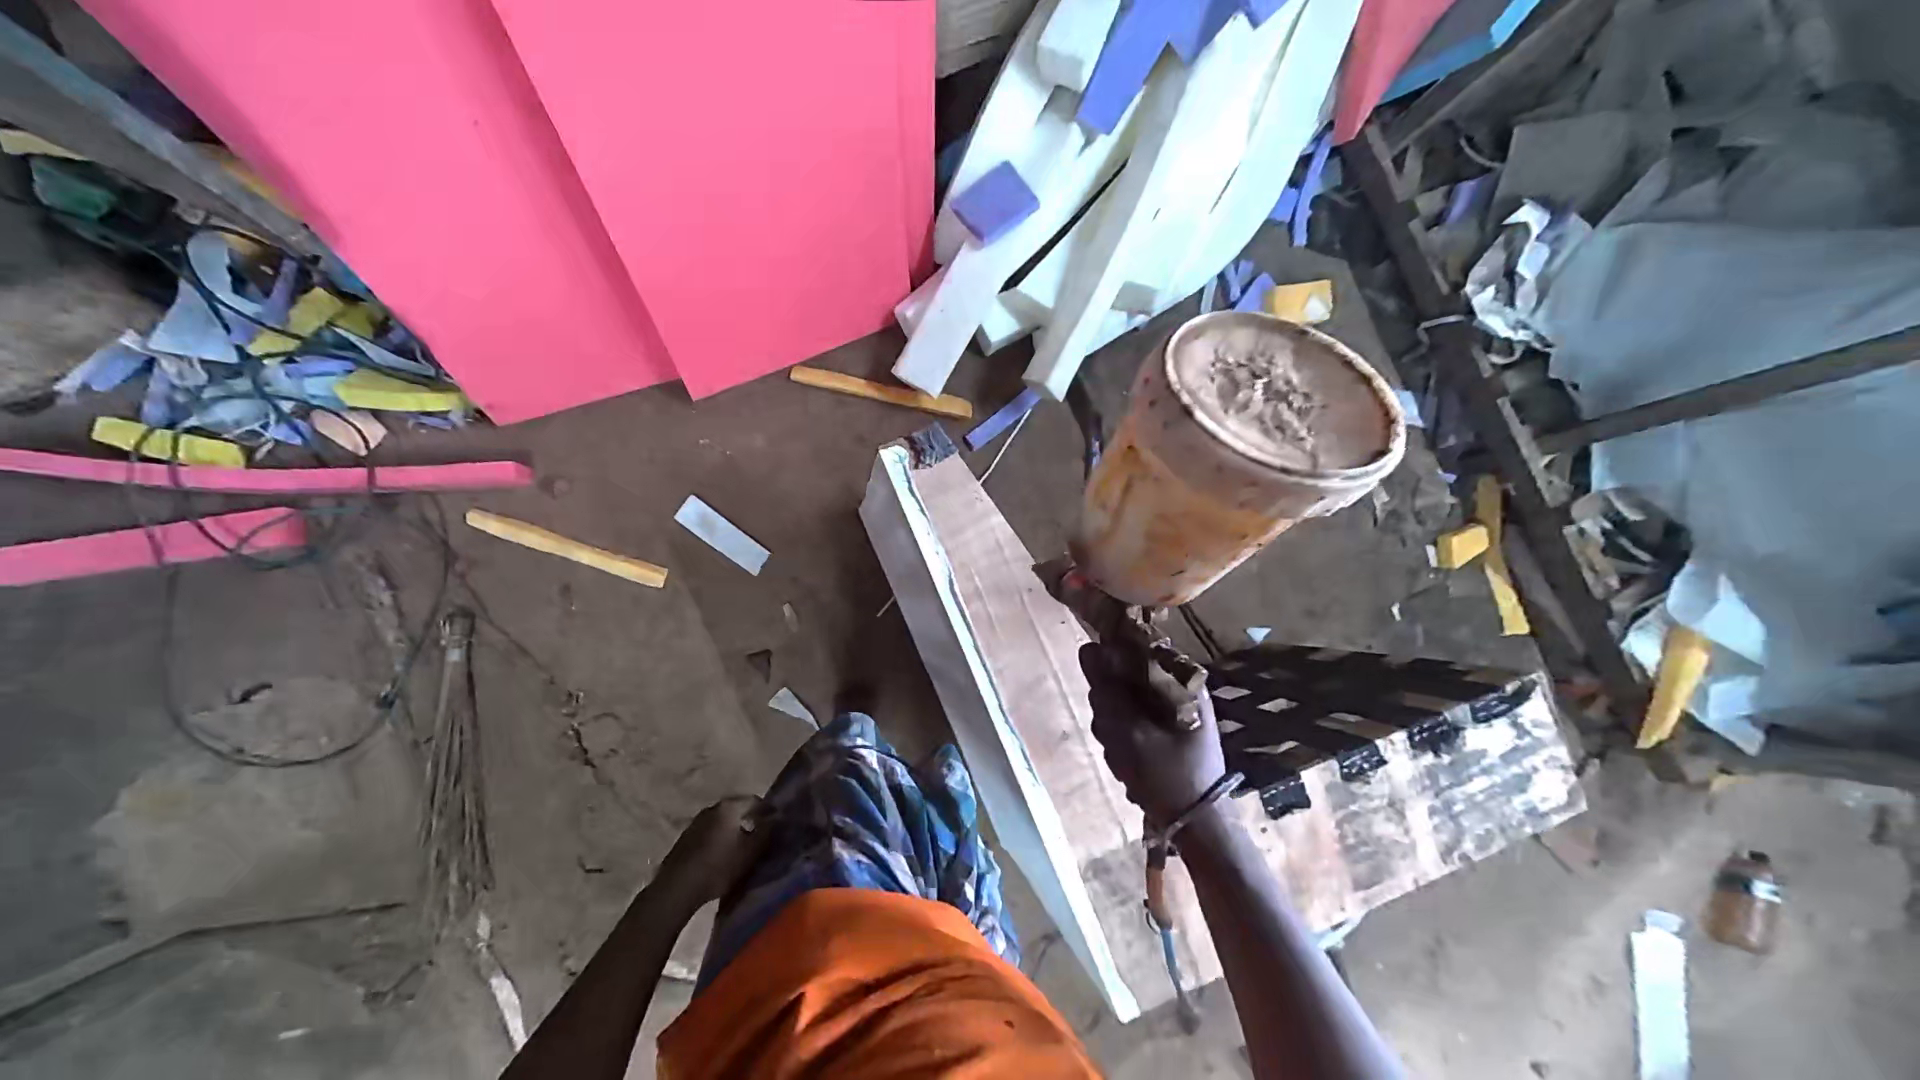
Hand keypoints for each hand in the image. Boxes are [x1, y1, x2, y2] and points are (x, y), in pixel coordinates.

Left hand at [655, 796, 770, 907]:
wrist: (677, 888)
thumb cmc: (719, 866)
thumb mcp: (751, 851)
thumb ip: (767, 831)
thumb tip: (777, 817)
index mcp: (728, 807)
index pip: (754, 801)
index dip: (768, 811)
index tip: (777, 823)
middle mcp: (711, 809)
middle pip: (736, 810)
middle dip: (750, 820)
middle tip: (761, 836)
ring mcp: (695, 823)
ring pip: (722, 822)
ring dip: (733, 831)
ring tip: (742, 848)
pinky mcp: (684, 840)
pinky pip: (709, 834)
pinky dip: (719, 840)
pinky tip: (721, 856)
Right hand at [1079, 643, 1228, 826]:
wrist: (1196, 825)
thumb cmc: (1170, 778)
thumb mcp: (1132, 735)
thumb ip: (1108, 693)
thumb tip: (1087, 649)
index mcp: (1182, 681)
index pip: (1137, 647)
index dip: (1111, 664)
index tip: (1103, 694)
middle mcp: (1177, 688)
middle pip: (1123, 675)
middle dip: (1110, 706)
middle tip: (1117, 736)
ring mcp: (1169, 709)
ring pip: (1121, 700)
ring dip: (1114, 728)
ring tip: (1125, 757)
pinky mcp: (1160, 729)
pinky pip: (1128, 721)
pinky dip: (1122, 740)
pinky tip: (1128, 763)